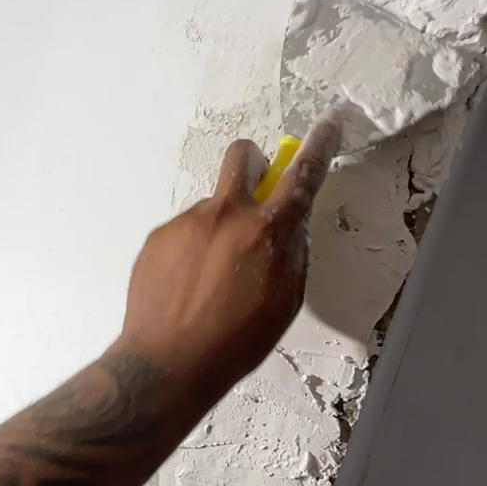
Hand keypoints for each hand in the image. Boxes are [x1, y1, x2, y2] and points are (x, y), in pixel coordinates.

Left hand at [114, 112, 342, 402]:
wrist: (169, 362)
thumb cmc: (232, 342)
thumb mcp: (284, 302)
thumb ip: (291, 255)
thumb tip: (290, 229)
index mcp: (267, 232)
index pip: (303, 176)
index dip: (321, 146)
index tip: (328, 124)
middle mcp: (227, 215)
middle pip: (242, 156)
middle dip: (253, 163)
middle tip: (253, 195)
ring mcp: (188, 222)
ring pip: (211, 206)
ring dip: (218, 227)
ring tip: (211, 279)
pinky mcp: (158, 236)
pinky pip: (183, 231)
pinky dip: (191, 250)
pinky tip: (188, 286)